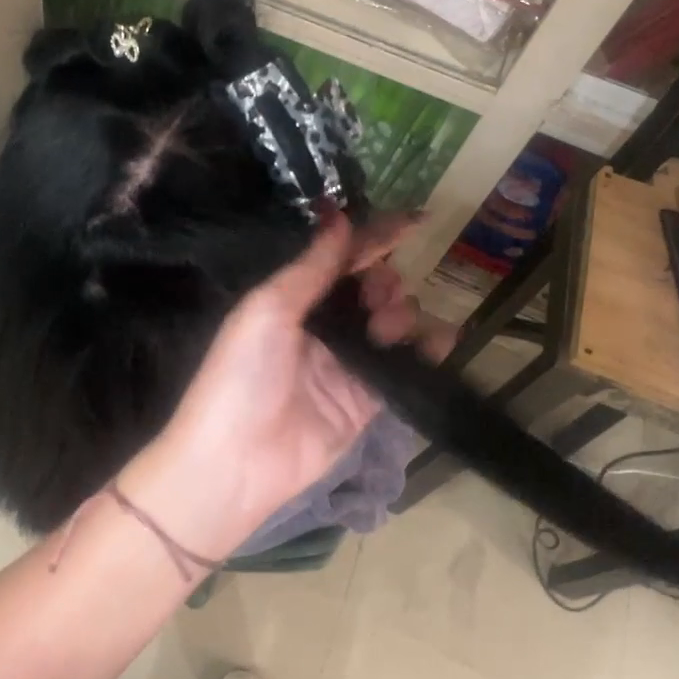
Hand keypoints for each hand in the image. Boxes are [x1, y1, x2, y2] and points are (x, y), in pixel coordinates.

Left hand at [116, 212, 449, 557]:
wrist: (238, 460)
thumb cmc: (242, 373)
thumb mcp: (268, 309)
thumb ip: (310, 267)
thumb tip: (340, 218)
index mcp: (286, 301)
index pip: (335, 261)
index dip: (370, 239)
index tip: (412, 221)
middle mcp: (317, 329)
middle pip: (366, 291)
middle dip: (382, 280)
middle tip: (380, 289)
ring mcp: (343, 366)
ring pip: (389, 325)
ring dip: (401, 312)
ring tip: (389, 323)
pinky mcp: (366, 402)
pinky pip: (403, 367)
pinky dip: (426, 350)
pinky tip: (440, 339)